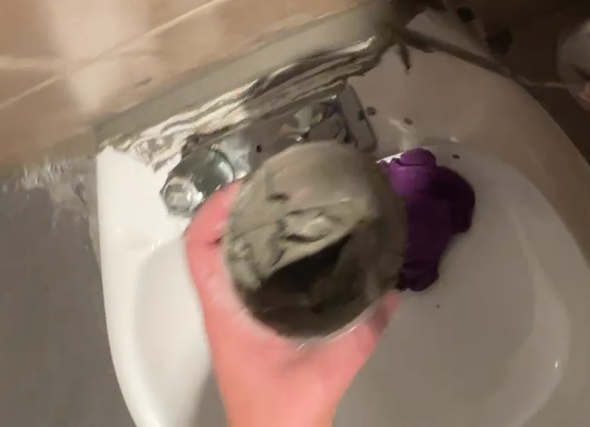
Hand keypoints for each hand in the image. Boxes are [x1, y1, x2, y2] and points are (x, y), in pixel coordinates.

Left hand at [184, 182, 395, 426]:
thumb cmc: (284, 414)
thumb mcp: (326, 373)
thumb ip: (361, 333)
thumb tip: (390, 292)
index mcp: (227, 312)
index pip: (199, 248)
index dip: (214, 210)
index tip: (248, 186)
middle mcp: (225, 305)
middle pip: (215, 241)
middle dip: (240, 206)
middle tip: (281, 185)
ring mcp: (235, 313)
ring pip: (230, 254)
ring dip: (252, 224)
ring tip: (292, 201)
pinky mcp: (252, 320)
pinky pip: (249, 270)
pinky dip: (267, 247)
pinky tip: (303, 240)